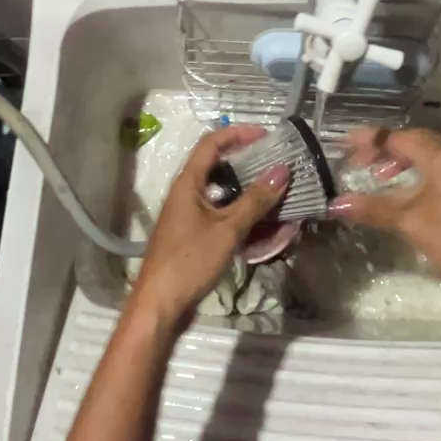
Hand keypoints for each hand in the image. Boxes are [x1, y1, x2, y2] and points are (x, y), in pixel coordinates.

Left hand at [129, 125, 288, 320]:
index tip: (266, 136)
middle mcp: (187, 194)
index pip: (211, 143)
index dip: (237, 133)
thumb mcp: (227, 229)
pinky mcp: (196, 238)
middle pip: (220, 168)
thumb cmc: (189, 261)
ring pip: (225, 196)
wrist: (159, 306)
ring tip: (280, 199)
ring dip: (251, 196)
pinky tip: (267, 230)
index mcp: (188, 183)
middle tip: (278, 168)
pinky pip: (223, 219)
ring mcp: (190, 217)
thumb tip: (281, 170)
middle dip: (250, 166)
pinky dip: (244, 220)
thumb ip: (255, 200)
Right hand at [329, 127, 440, 295]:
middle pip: (413, 143)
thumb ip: (372, 208)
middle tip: (359, 159)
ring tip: (376, 177)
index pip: (399, 138)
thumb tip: (335, 203)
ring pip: (424, 160)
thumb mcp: (407, 221)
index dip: (371, 139)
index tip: (345, 144)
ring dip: (398, 163)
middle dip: (384, 148)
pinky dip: (410, 178)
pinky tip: (399, 197)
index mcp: (438, 158)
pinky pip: (431, 175)